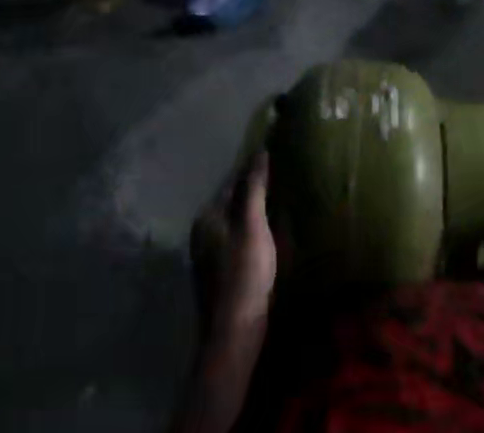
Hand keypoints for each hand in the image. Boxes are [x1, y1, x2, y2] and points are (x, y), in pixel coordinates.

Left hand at [190, 152, 276, 339]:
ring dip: (253, 214)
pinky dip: (252, 234)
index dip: (252, 171)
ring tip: (279, 204)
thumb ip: (254, 188)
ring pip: (234, 224)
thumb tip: (259, 152)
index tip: (274, 159)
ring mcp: (209, 256)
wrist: (234, 332)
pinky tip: (269, 237)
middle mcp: (202, 232)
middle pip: (231, 203)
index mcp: (207, 217)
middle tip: (281, 180)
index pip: (231, 183)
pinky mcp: (220, 275)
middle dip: (252, 192)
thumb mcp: (253, 225)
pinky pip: (238, 242)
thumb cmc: (244, 272)